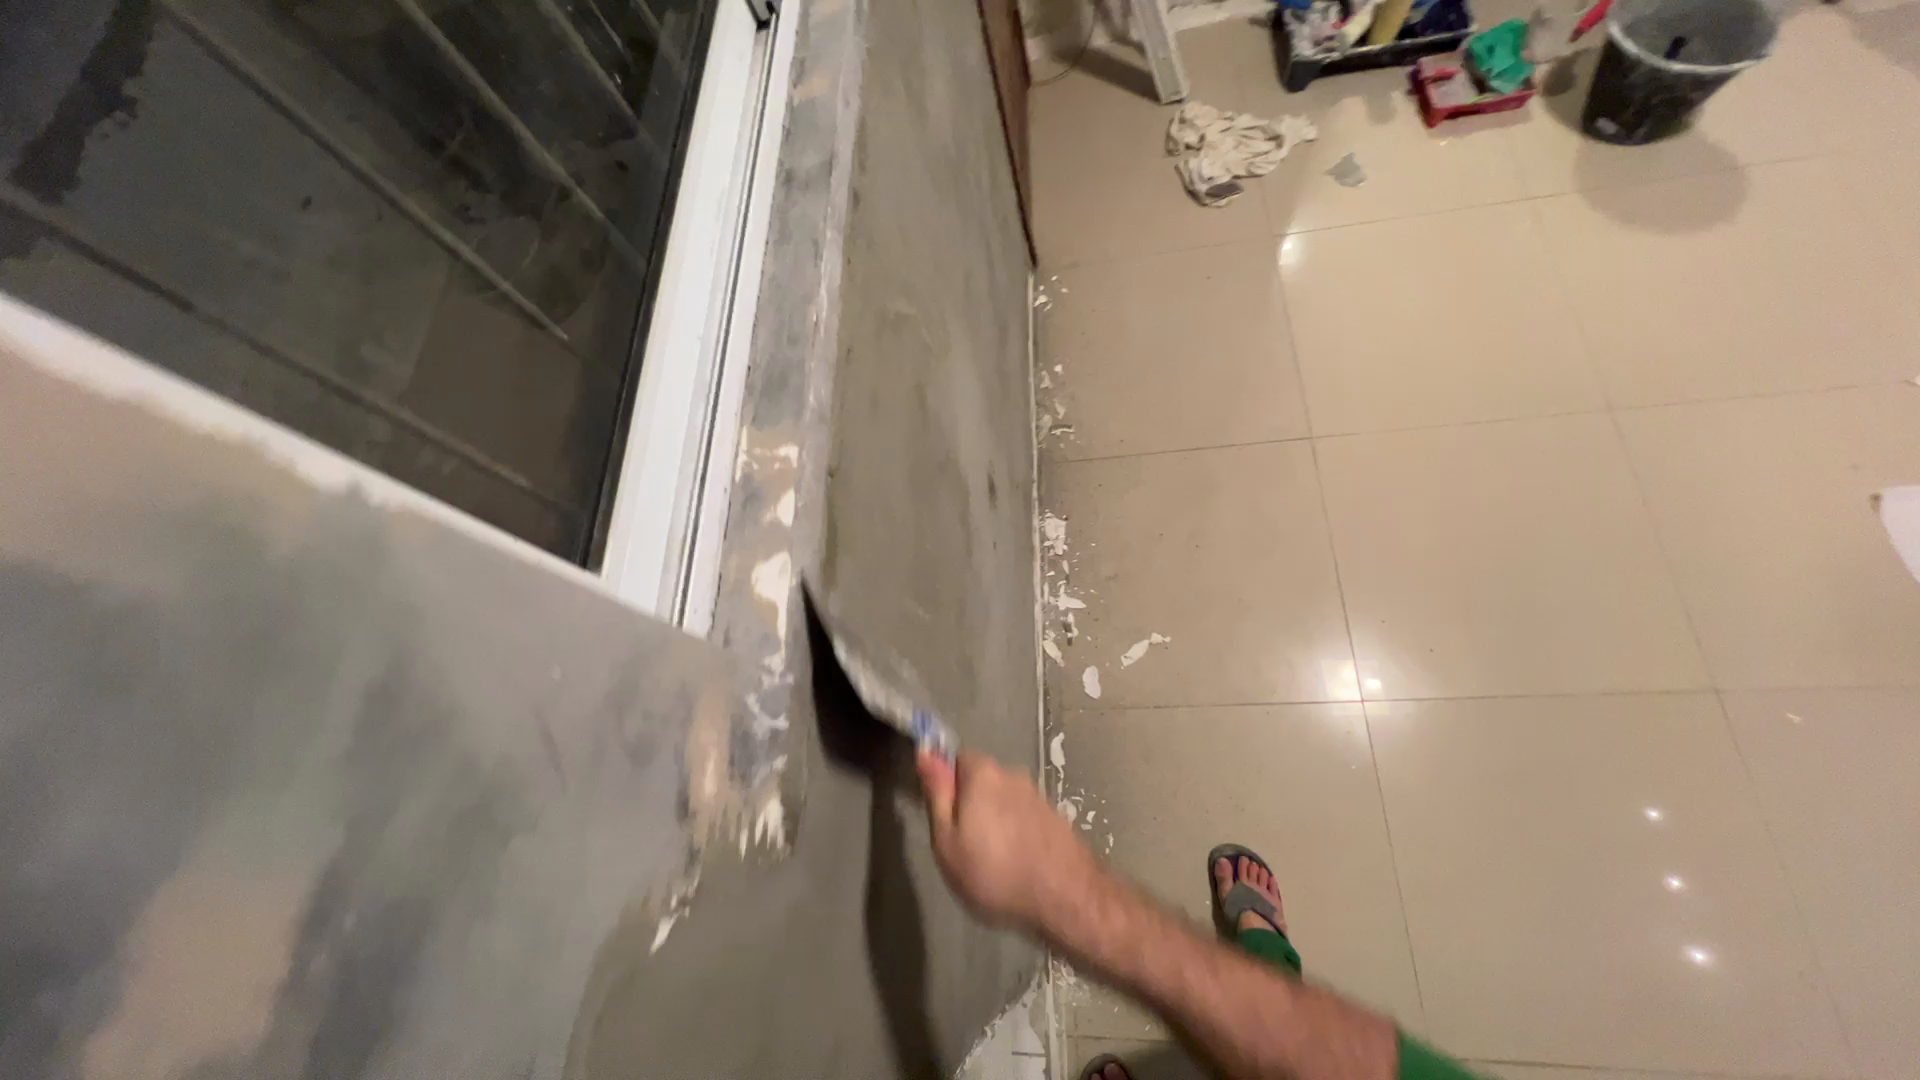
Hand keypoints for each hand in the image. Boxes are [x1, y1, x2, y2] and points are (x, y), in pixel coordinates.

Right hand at [916, 749, 1094, 929]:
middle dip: (971, 805)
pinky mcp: (1056, 818)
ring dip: (996, 822)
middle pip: (982, 781)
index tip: (943, 817)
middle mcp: (1013, 775)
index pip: (956, 759)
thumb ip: (937, 794)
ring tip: (993, 861)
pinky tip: (1017, 864)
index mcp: (984, 773)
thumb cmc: (994, 872)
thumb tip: (925, 752)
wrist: (1065, 898)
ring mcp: (1038, 796)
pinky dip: (1017, 834)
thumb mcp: (947, 840)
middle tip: (964, 845)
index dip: (945, 785)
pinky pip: (1024, 818)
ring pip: (1004, 801)